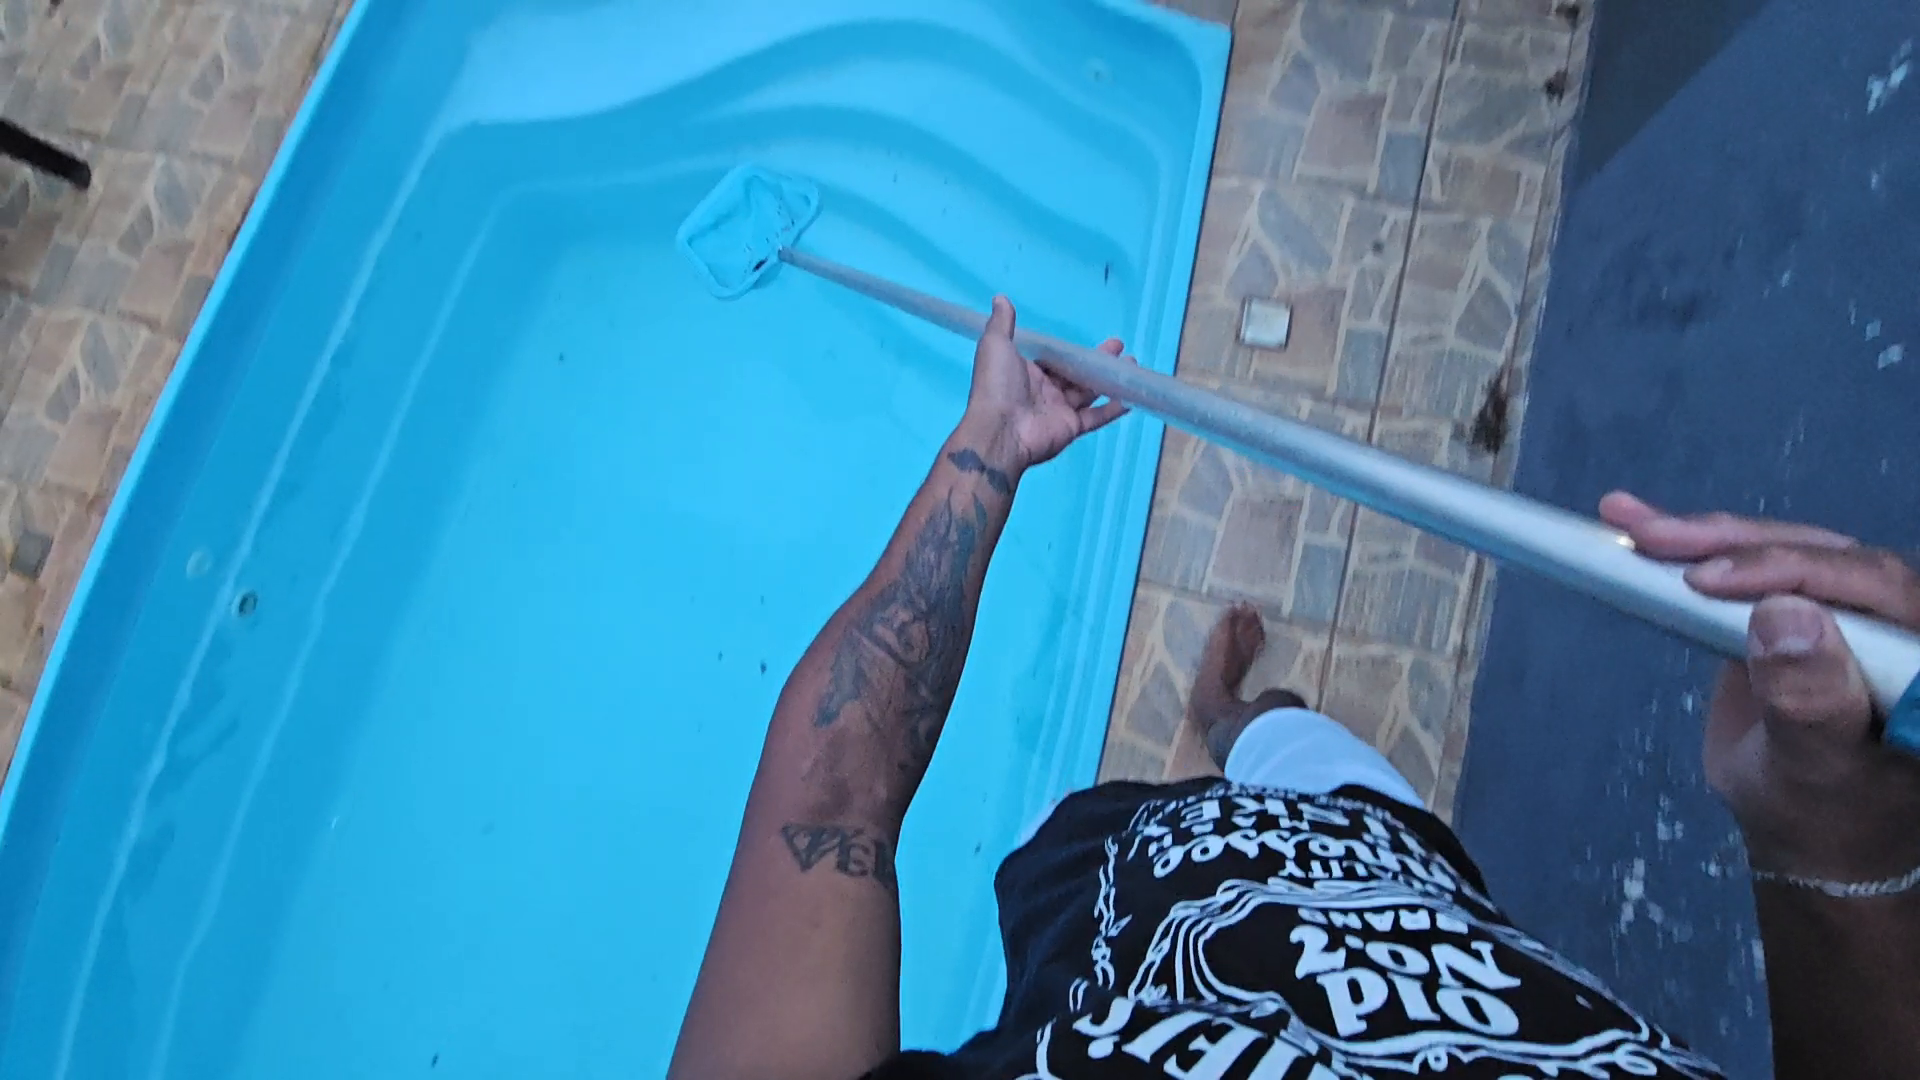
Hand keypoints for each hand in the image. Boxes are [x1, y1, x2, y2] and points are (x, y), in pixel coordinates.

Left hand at [959, 295, 1131, 474]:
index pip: (1052, 358)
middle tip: (1118, 348)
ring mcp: (1058, 410)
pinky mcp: (1070, 428)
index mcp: (1025, 371)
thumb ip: (1002, 323)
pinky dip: (1113, 409)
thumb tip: (1000, 298)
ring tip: (1131, 365)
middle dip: (1096, 361)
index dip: (1070, 349)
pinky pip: (1096, 417)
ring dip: (1109, 380)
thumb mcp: (995, 345)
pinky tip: (1131, 397)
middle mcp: (1042, 391)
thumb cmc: (997, 385)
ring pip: (1088, 392)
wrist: (999, 430)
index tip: (1088, 338)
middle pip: (1074, 373)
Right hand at [1600, 491, 1919, 882]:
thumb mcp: (1814, 766)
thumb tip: (1784, 614)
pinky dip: (1691, 545)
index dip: (1789, 569)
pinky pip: (1751, 566)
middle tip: (1648, 537)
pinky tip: (1637, 528)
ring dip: (1702, 534)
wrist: (1806, 823)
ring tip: (1627, 521)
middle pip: (1826, 555)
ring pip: (1783, 549)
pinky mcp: (1797, 612)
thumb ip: (1811, 700)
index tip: (1700, 579)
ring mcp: (1851, 613)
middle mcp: (1902, 623)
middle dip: (1732, 541)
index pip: (1875, 587)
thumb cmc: (1822, 808)